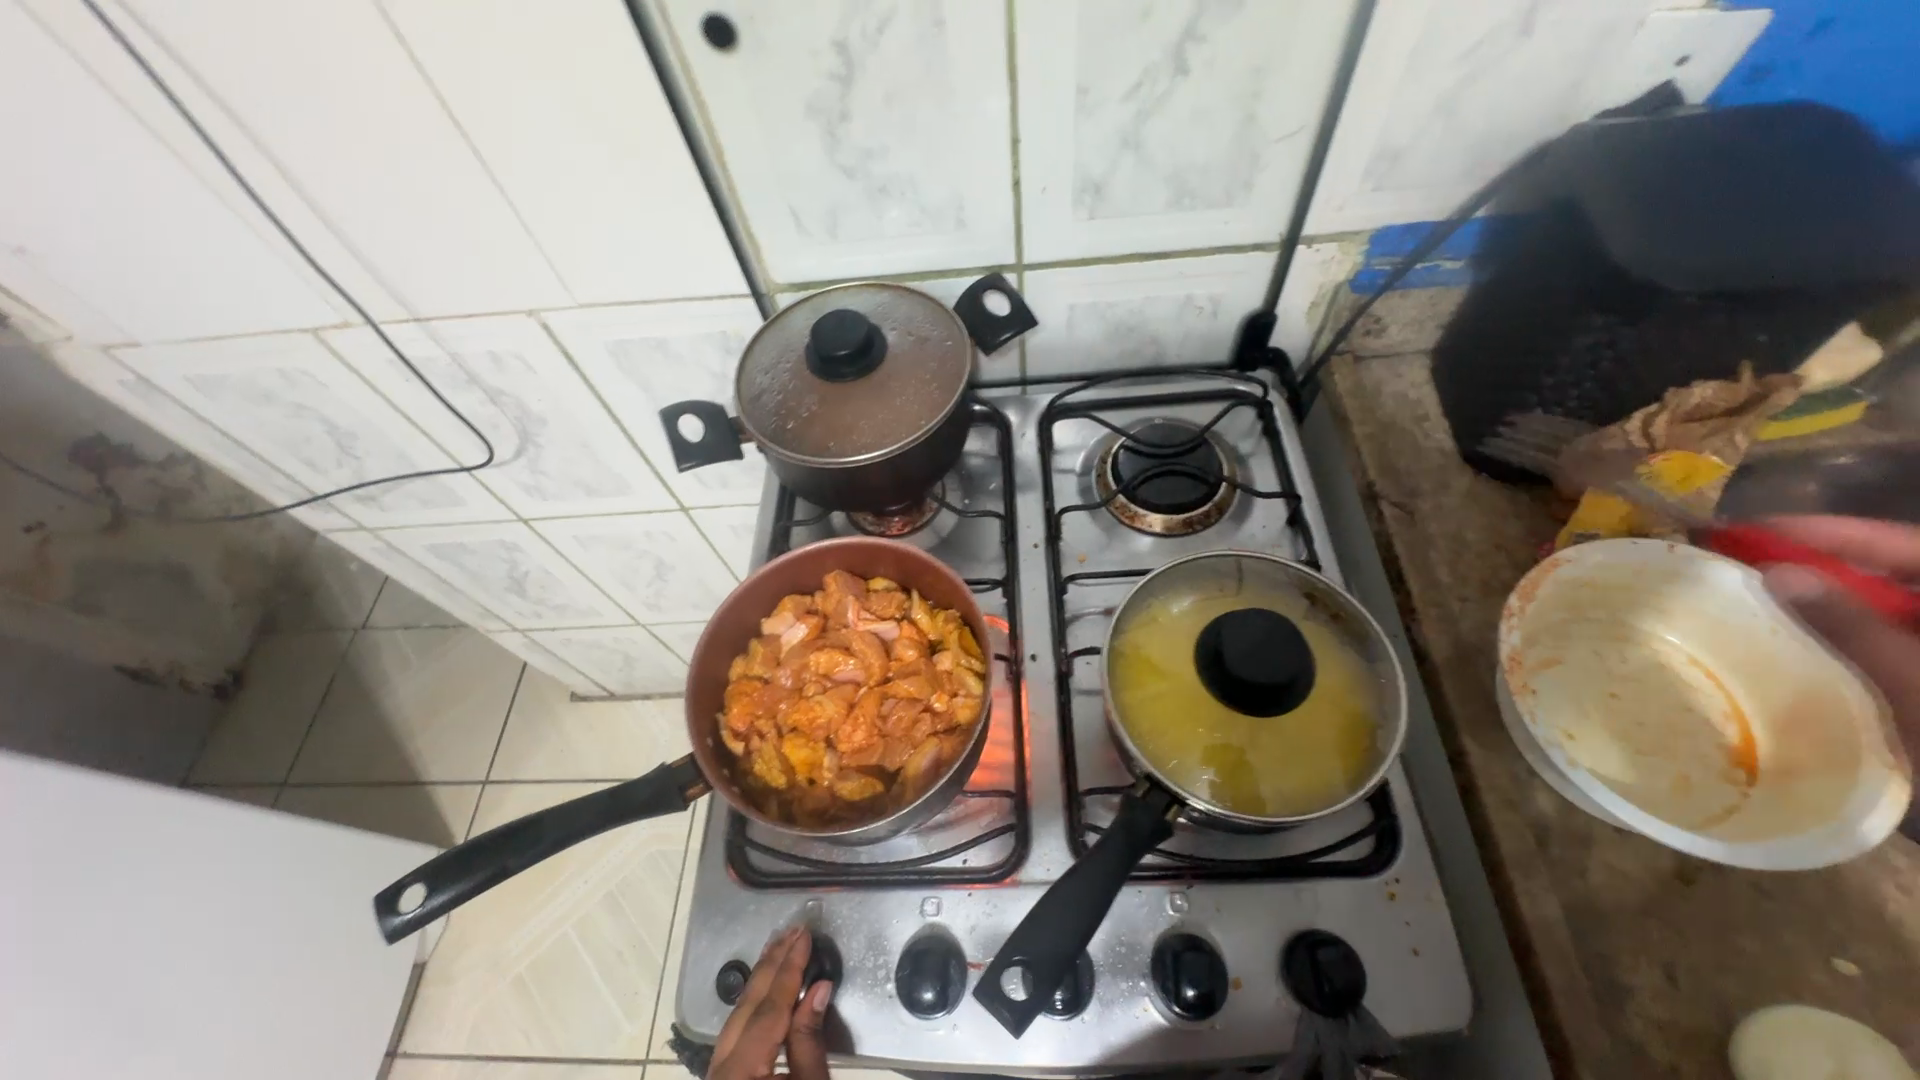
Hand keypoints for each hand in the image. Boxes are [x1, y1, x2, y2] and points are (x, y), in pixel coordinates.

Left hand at [709, 925, 834, 1079]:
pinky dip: (753, 1000)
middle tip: (794, 930)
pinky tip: (764, 985)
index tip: (805, 935)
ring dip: (762, 977)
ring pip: (738, 1013)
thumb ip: (809, 1040)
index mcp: (741, 1070)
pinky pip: (736, 1027)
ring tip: (779, 945)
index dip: (789, 969)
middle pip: (749, 1004)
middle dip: (773, 963)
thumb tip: (819, 988)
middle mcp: (720, 1065)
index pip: (770, 1008)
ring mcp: (717, 1069)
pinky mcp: (722, 1073)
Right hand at [1761, 515, 1919, 757]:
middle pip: (1894, 578)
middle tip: (1745, 567)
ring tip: (1761, 606)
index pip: (1905, 544)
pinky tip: (1805, 653)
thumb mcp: (1916, 684)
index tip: (1753, 531)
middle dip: (1820, 569)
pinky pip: (1891, 651)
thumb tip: (1778, 573)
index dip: (1829, 532)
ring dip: (1829, 609)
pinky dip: (1849, 646)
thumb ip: (1852, 627)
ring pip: (1888, 616)